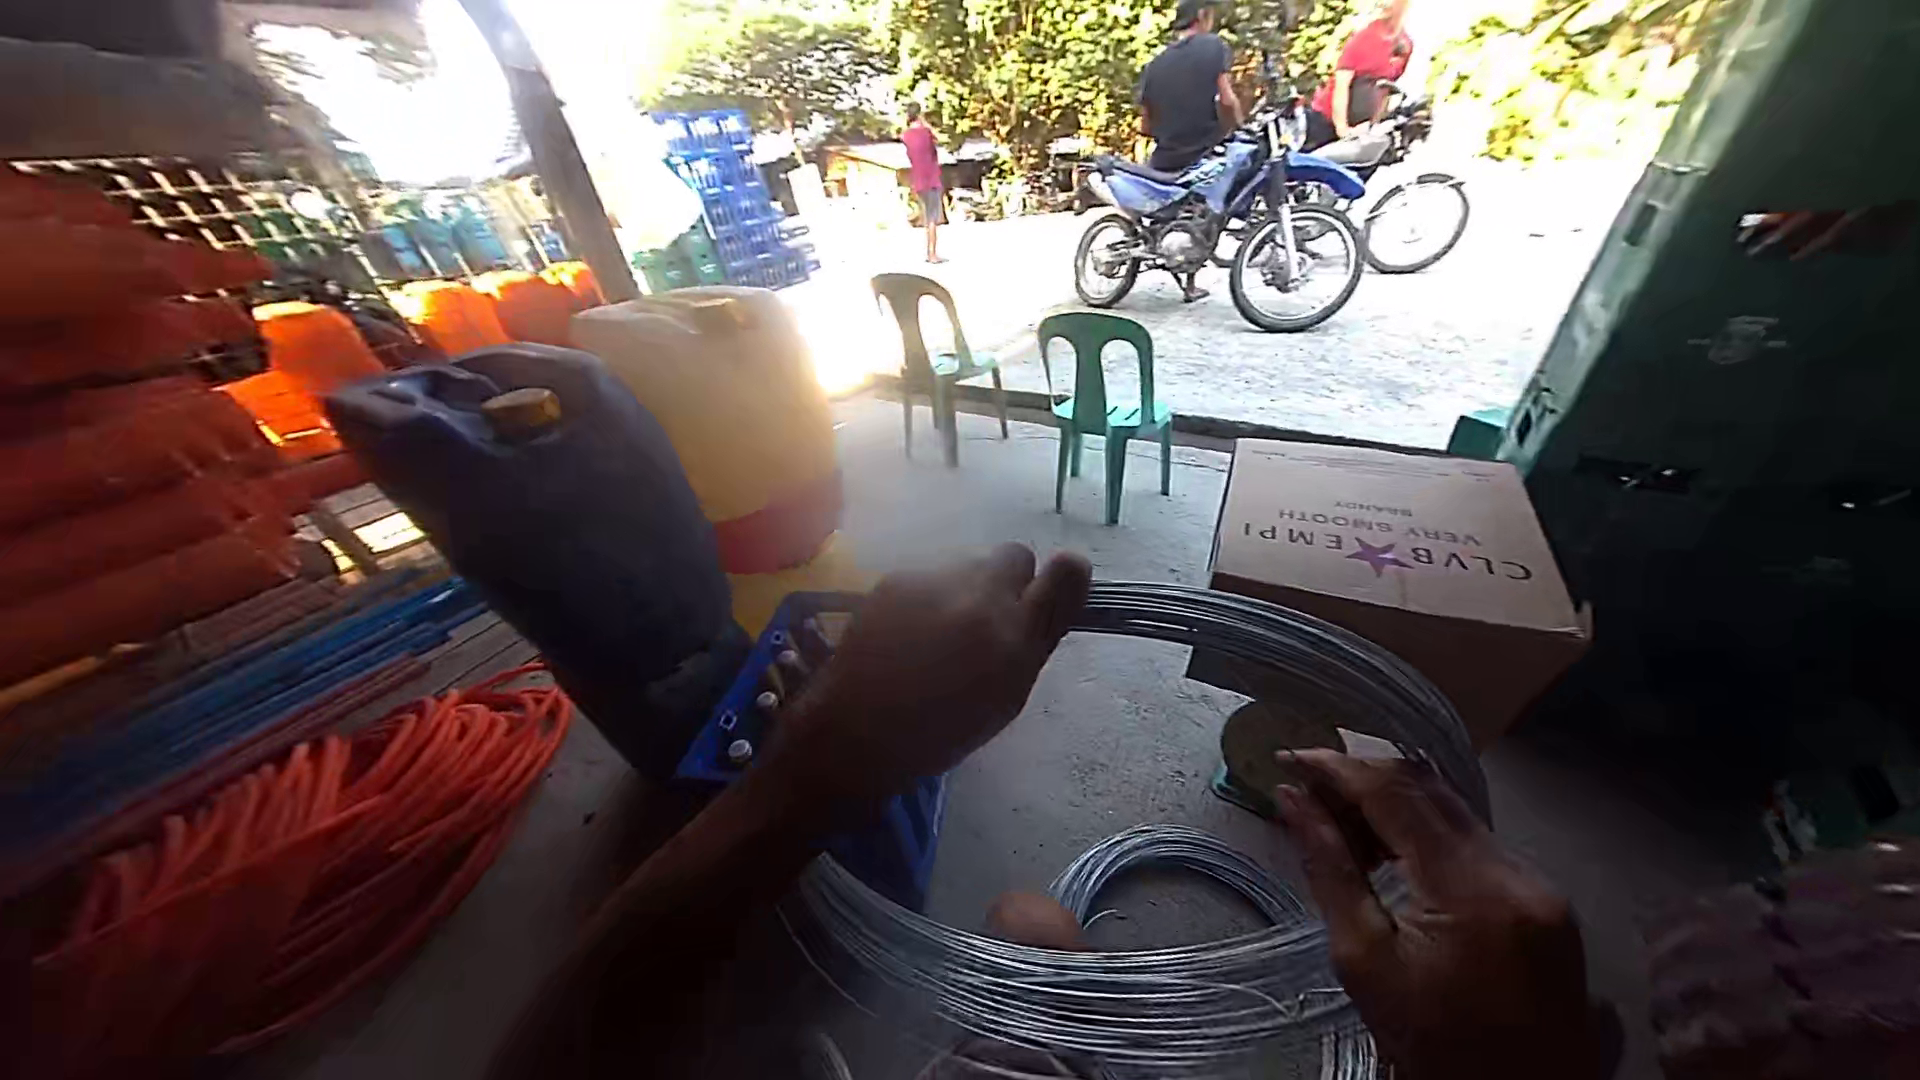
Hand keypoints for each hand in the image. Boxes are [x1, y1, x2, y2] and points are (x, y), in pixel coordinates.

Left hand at [769, 543, 1090, 804]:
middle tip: (989, 617)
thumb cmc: (939, 731)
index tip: (1046, 595)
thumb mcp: (1006, 699)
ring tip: (942, 629)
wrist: (854, 729)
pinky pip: (933, 572)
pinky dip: (932, 593)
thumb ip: (1036, 642)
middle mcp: (978, 596)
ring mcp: (933, 580)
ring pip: (971, 562)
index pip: (1066, 571)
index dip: (1063, 578)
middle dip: (1010, 580)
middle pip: (1015, 555)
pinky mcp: (897, 576)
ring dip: (969, 587)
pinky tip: (910, 627)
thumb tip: (1062, 597)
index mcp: (1013, 636)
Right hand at [1275, 751, 1602, 1079]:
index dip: (1336, 767)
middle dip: (1357, 776)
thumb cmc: (1432, 1043)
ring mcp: (1536, 883)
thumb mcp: (1361, 956)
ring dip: (1384, 799)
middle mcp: (1516, 874)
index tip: (1289, 759)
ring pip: (1444, 804)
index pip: (1395, 793)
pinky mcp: (1538, 895)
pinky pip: (1463, 833)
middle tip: (1305, 788)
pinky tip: (1380, 846)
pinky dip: (1413, 824)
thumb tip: (1290, 797)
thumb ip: (1327, 864)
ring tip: (1335, 820)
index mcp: (1473, 892)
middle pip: (1424, 787)